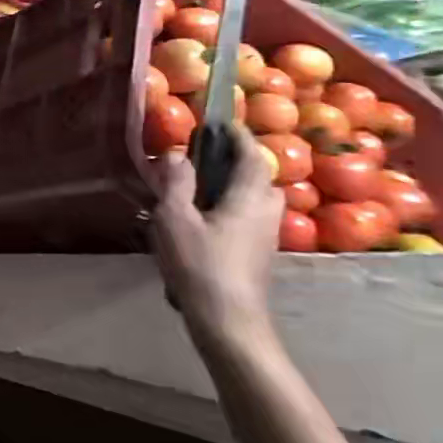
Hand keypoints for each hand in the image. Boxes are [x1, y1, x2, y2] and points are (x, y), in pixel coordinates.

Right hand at [151, 128, 283, 341]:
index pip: (251, 154)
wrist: (227, 320)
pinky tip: (204, 220)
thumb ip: (176, 182)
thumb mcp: (175, 217)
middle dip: (239, 162)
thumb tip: (177, 153)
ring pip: (256, 200)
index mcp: (250, 197)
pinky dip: (232, 207)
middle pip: (260, 177)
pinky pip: (249, 218)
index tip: (220, 121)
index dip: (237, 135)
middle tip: (208, 157)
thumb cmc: (200, 263)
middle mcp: (266, 212)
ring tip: (201, 187)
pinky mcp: (258, 255)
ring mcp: (266, 237)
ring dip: (235, 186)